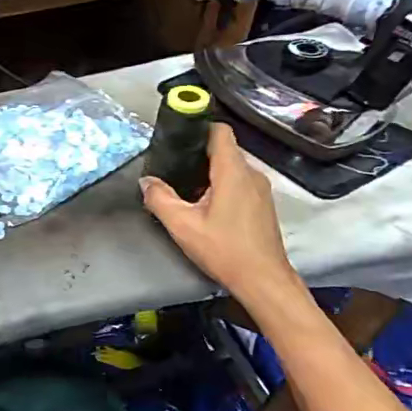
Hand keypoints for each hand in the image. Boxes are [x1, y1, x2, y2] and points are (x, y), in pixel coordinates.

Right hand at [141, 123, 306, 309]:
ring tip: (190, 195)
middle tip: (177, 173)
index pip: (219, 131)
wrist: (263, 280)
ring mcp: (262, 190)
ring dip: (212, 176)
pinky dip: (225, 189)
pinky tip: (210, 211)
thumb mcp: (183, 226)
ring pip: (233, 169)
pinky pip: (242, 185)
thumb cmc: (226, 251)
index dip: (199, 130)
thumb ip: (161, 199)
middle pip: (225, 150)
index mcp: (233, 170)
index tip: (180, 141)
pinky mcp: (264, 205)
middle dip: (200, 157)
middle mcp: (252, 174)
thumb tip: (147, 182)